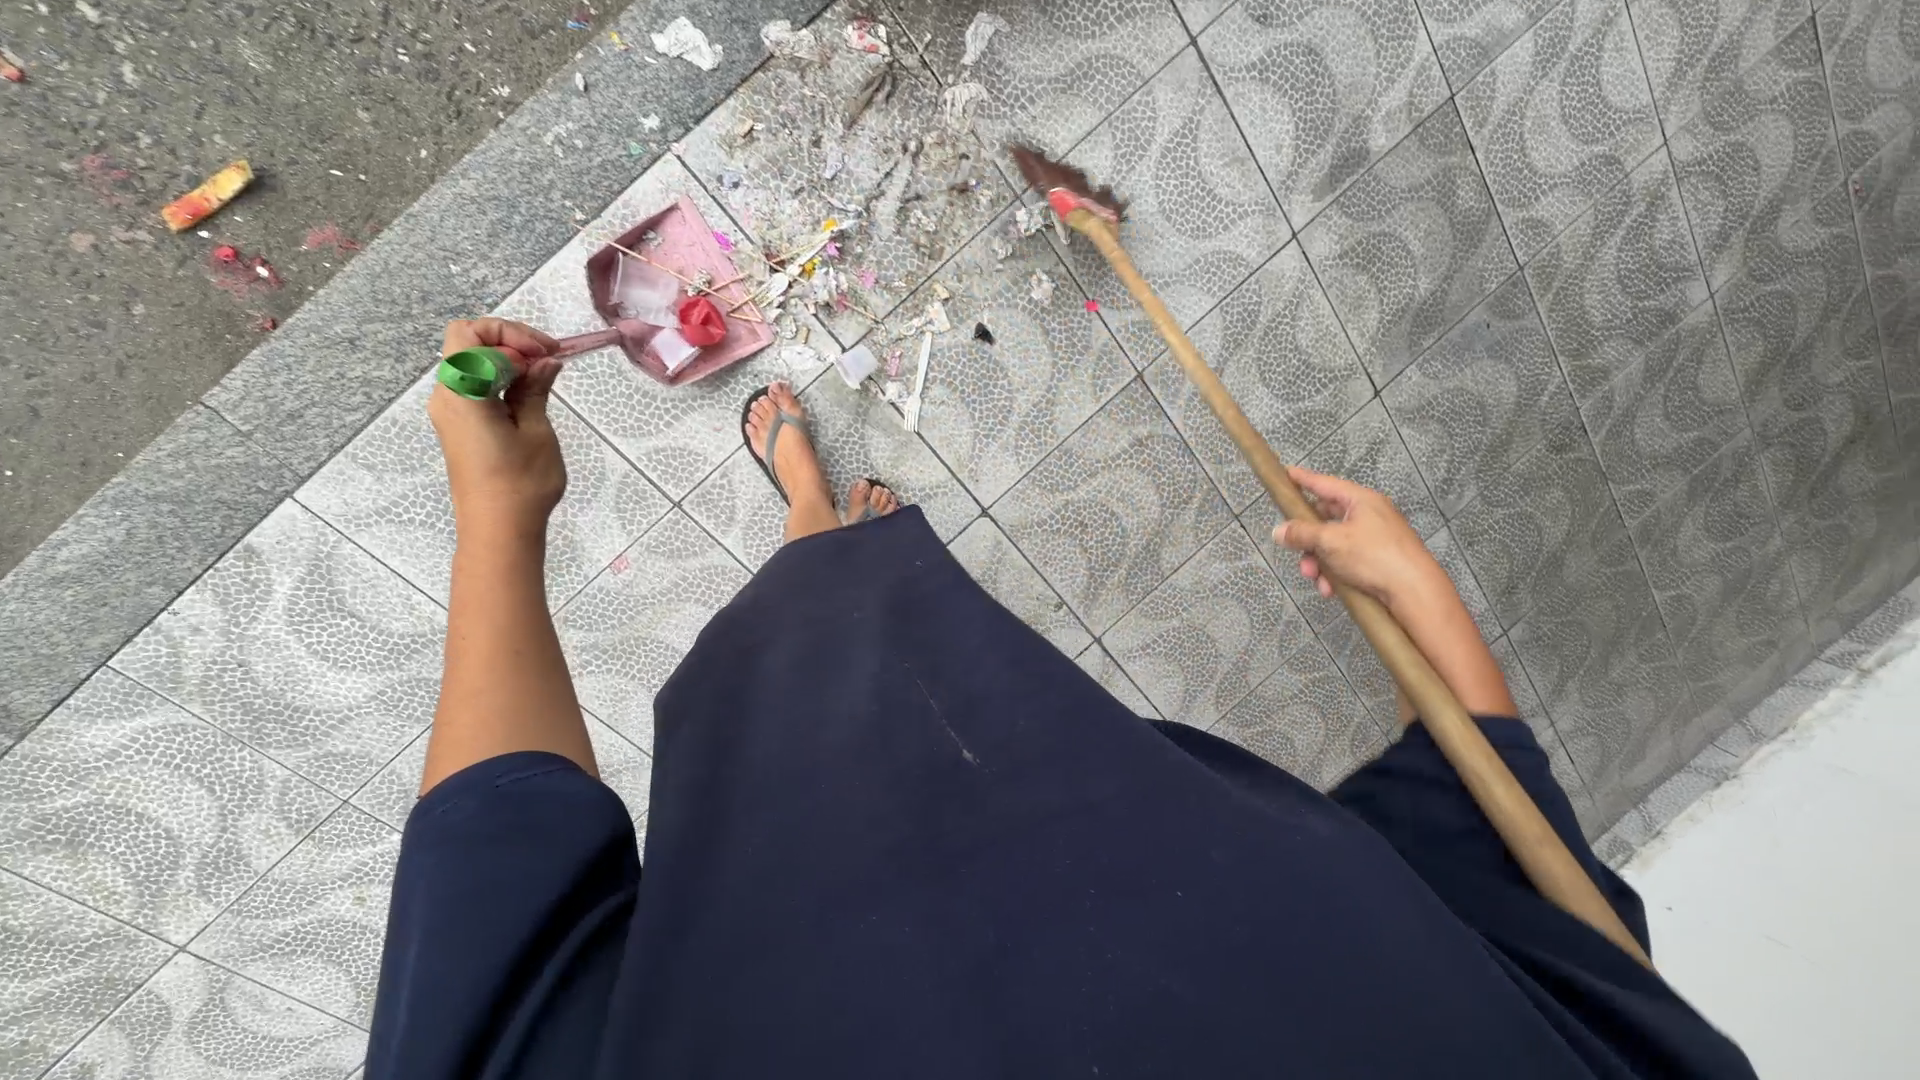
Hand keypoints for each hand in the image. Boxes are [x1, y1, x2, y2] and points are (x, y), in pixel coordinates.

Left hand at [428, 318, 565, 543]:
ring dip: (508, 362)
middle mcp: (446, 396)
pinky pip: (475, 387)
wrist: (499, 530)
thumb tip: (544, 361)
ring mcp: (450, 412)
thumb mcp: (537, 431)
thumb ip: (535, 389)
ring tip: (544, 379)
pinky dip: (501, 381)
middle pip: (466, 344)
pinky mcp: (459, 427)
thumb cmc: (522, 484)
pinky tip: (529, 396)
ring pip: (471, 364)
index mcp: (462, 392)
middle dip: (510, 342)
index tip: (548, 351)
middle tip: (548, 360)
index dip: (511, 333)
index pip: (471, 335)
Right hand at [1271, 466, 1447, 614]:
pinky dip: (1334, 574)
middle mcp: (1368, 515)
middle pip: (1324, 519)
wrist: (1414, 591)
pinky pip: (1345, 561)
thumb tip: (1278, 531)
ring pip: (1332, 545)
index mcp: (1360, 501)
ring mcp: (1373, 538)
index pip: (1324, 483)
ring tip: (1315, 578)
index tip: (1284, 474)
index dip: (1302, 479)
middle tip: (1294, 551)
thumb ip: (1301, 534)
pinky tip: (1331, 589)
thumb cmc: (1375, 556)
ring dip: (1318, 562)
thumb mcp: (1331, 541)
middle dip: (1306, 540)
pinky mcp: (1377, 560)